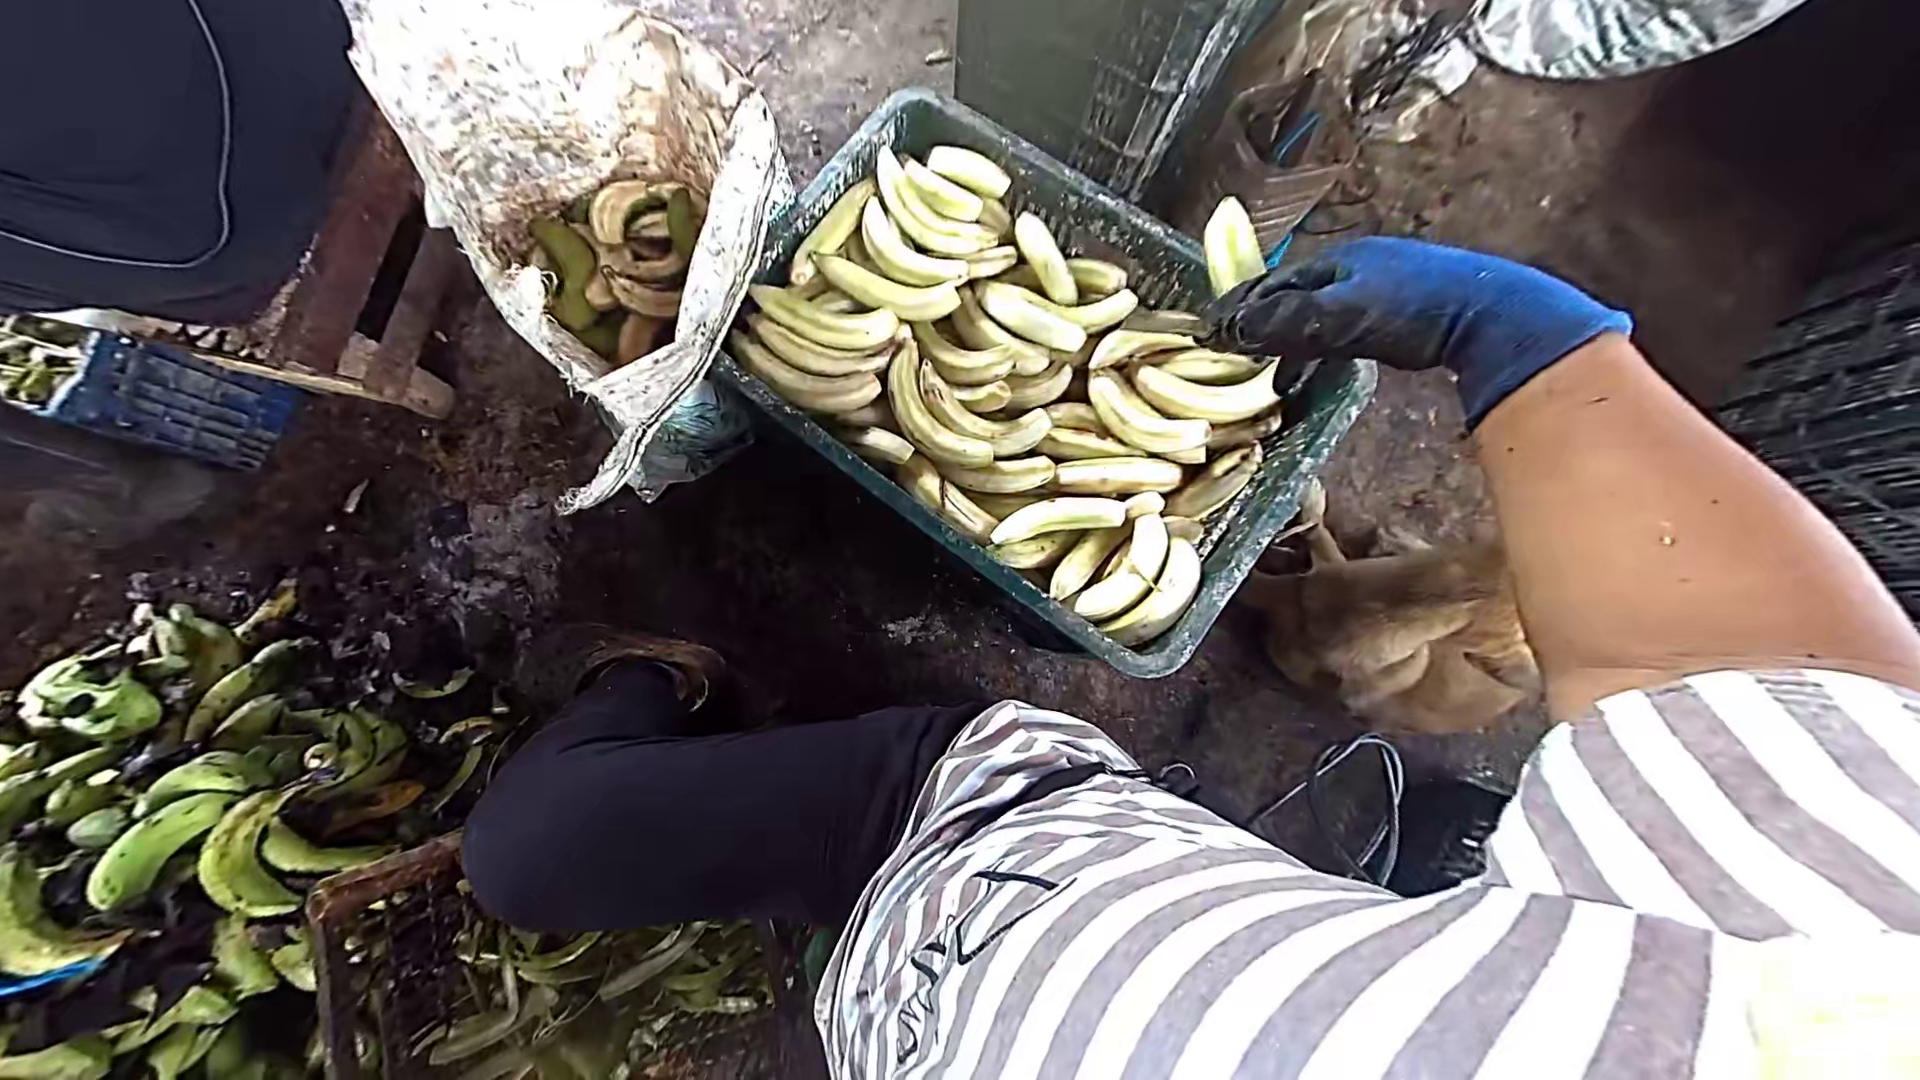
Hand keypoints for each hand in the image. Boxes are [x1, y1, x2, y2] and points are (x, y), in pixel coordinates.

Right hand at [1207, 237, 1631, 424]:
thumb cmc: (1411, 310)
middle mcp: (1352, 265)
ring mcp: (1375, 285)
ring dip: (1287, 340)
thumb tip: (1230, 329)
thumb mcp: (1339, 316)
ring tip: (1268, 371)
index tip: (1210, 330)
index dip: (1238, 307)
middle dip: (1258, 322)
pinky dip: (1314, 346)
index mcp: (1335, 260)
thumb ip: (1285, 321)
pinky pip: (1335, 325)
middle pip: (1289, 296)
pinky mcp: (1393, 309)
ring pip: (1313, 312)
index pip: (1271, 283)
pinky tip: (1311, 367)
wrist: (1489, 316)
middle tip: (1231, 347)